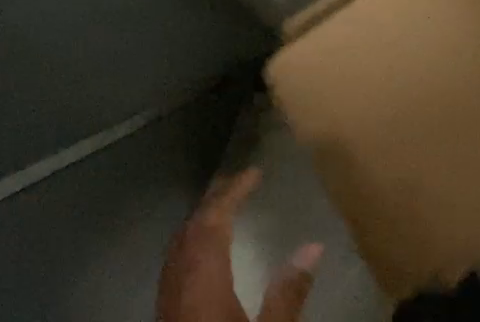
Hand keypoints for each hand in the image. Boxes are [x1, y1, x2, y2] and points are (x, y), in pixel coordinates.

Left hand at [157, 169, 323, 321]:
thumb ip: (289, 293)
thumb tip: (313, 248)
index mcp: (204, 278)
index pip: (215, 219)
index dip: (233, 191)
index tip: (254, 172)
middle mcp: (179, 282)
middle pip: (192, 227)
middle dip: (215, 200)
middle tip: (242, 184)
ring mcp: (167, 301)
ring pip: (179, 245)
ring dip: (201, 221)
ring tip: (225, 210)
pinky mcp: (165, 317)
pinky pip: (175, 264)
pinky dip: (192, 244)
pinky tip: (206, 257)